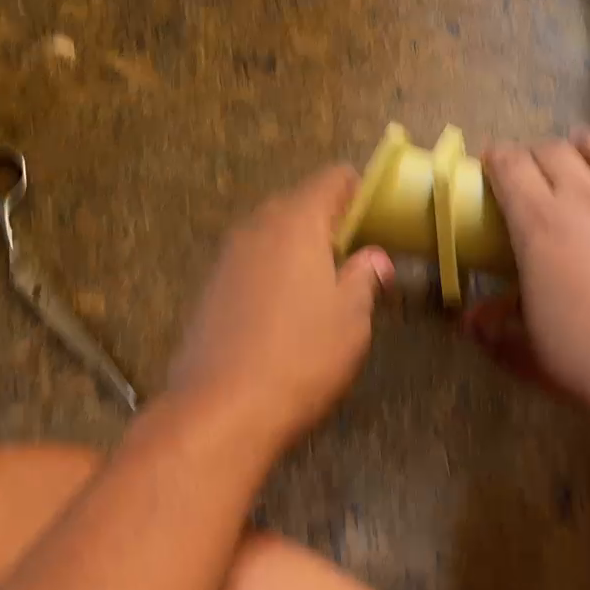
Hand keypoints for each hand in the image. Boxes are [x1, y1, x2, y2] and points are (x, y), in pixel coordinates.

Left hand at [167, 166, 393, 443]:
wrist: (219, 412)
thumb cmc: (301, 355)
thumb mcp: (351, 317)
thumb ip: (365, 276)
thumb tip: (374, 258)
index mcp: (298, 220)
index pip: (334, 177)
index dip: (361, 193)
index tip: (379, 225)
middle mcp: (258, 225)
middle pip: (302, 202)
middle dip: (331, 223)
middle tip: (356, 261)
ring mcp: (228, 256)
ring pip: (274, 233)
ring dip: (300, 248)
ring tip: (323, 290)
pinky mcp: (210, 287)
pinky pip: (253, 261)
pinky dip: (274, 272)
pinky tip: (285, 314)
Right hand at [482, 128, 589, 428]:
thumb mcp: (529, 352)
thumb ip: (495, 331)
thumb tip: (469, 321)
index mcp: (542, 224)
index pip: (511, 167)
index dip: (497, 158)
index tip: (492, 163)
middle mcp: (589, 199)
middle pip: (555, 150)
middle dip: (537, 153)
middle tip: (535, 172)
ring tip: (588, 159)